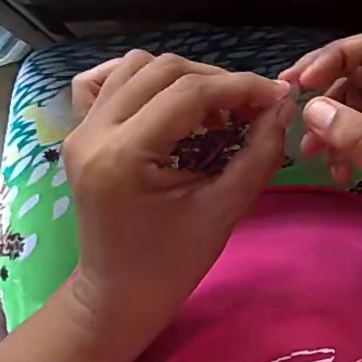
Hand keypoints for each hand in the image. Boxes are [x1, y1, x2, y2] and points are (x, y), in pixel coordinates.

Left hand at [57, 51, 293, 347]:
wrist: (119, 295)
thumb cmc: (172, 264)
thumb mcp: (224, 210)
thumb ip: (258, 153)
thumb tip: (281, 106)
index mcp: (122, 156)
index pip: (188, 93)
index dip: (241, 86)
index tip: (279, 95)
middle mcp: (93, 132)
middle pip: (163, 70)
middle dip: (217, 80)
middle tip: (251, 107)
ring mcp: (80, 129)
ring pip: (135, 66)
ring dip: (183, 77)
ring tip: (213, 109)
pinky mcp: (80, 133)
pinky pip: (102, 82)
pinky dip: (139, 79)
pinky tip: (164, 100)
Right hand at [280, 30, 361, 282]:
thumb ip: (360, 140)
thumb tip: (313, 107)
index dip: (338, 55)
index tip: (306, 81)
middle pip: (355, 72)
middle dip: (321, 85)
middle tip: (288, 106)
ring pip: (348, 104)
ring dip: (324, 121)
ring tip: (310, 150)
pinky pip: (350, 134)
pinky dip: (334, 146)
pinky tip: (332, 172)